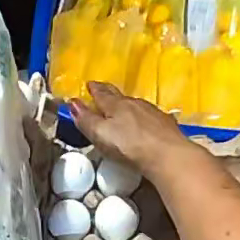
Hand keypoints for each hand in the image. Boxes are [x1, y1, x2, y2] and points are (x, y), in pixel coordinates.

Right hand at [70, 82, 197, 172]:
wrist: (167, 154)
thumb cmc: (128, 146)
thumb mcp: (100, 134)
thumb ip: (85, 119)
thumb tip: (72, 102)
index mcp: (115, 105)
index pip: (101, 94)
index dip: (94, 89)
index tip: (89, 84)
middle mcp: (134, 104)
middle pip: (119, 96)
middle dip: (108, 92)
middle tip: (102, 89)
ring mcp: (152, 112)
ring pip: (135, 104)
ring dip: (126, 104)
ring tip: (120, 107)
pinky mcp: (165, 123)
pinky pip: (149, 115)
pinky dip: (141, 115)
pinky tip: (143, 121)